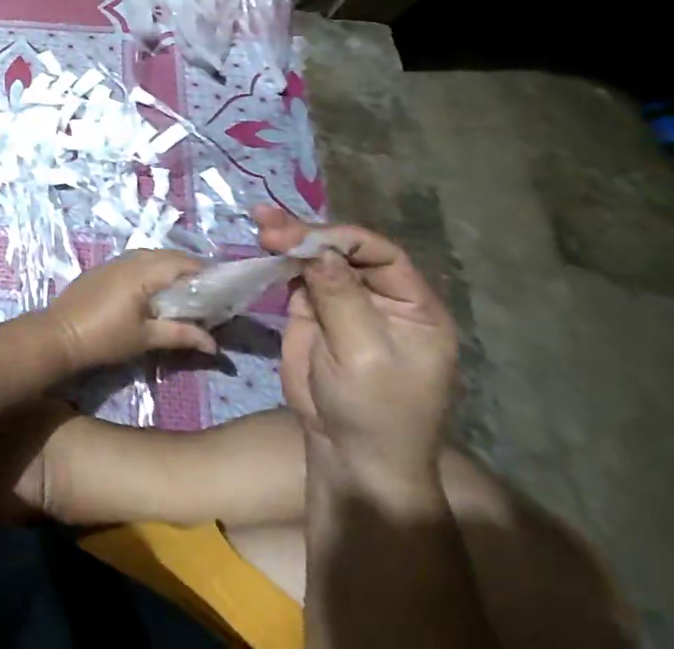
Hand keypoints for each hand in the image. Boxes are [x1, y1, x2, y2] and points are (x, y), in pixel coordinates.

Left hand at [48, 249, 218, 368]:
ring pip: (146, 257)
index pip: (180, 262)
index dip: (203, 270)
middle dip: (187, 267)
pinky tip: (152, 290)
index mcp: (140, 273)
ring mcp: (109, 265)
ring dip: (166, 267)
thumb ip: (181, 335)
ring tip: (183, 289)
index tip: (222, 286)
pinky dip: (148, 270)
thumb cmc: (104, 337)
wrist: (58, 335)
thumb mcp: (146, 338)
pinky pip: (130, 263)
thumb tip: (215, 344)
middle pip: (163, 255)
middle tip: (206, 289)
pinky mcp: (98, 272)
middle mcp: (125, 262)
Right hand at [255, 206, 458, 488]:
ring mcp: (342, 306)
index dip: (340, 238)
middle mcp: (380, 299)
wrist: (349, 452)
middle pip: (343, 252)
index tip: (298, 235)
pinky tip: (261, 248)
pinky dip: (277, 263)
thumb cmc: (375, 407)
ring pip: (315, 262)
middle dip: (306, 234)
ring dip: (288, 242)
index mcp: (413, 307)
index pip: (380, 254)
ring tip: (259, 224)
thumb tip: (317, 250)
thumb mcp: (363, 352)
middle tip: (266, 221)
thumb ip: (341, 297)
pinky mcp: (311, 316)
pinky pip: (296, 281)